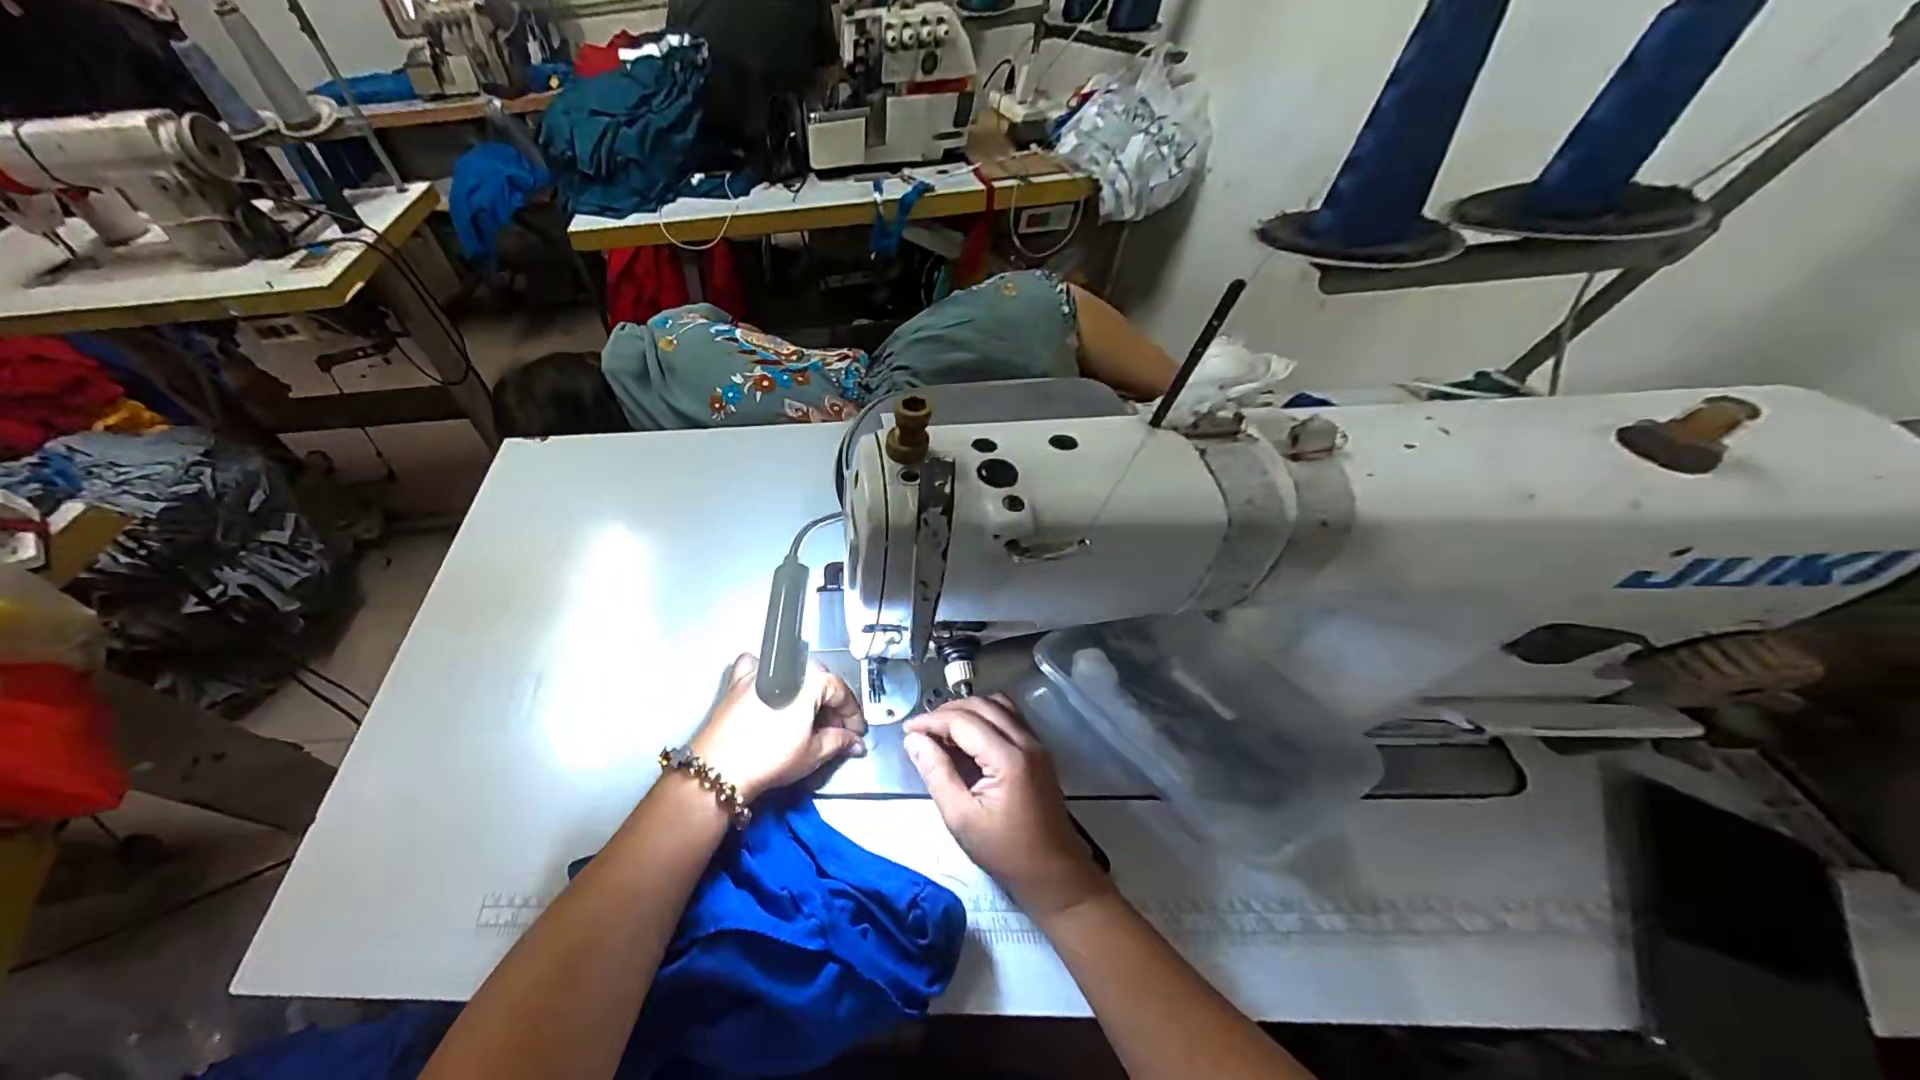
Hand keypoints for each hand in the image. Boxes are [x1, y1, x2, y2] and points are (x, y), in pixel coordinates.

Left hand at [689, 653, 867, 802]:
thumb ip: (838, 742)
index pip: (841, 693)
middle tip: (835, 731)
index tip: (856, 733)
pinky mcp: (736, 683)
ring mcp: (759, 672)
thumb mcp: (813, 753)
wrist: (720, 768)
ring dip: (803, 691)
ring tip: (806, 718)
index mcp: (811, 679)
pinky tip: (768, 688)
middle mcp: (786, 668)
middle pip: (818, 682)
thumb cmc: (769, 759)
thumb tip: (855, 742)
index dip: (853, 716)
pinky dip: (763, 673)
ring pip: (790, 672)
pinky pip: (755, 667)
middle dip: (830, 706)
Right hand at [903, 695, 1111, 918]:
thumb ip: (936, 773)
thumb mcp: (961, 818)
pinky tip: (967, 737)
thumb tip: (914, 740)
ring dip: (967, 711)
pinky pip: (1009, 718)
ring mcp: (1036, 744)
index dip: (931, 720)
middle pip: (981, 706)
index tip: (907, 730)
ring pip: (997, 705)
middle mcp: (1026, 741)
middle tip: (921, 731)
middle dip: (947, 712)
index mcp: (1008, 758)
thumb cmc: (1005, 852)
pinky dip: (985, 717)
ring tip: (941, 731)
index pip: (963, 721)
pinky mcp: (1039, 750)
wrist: (1053, 872)